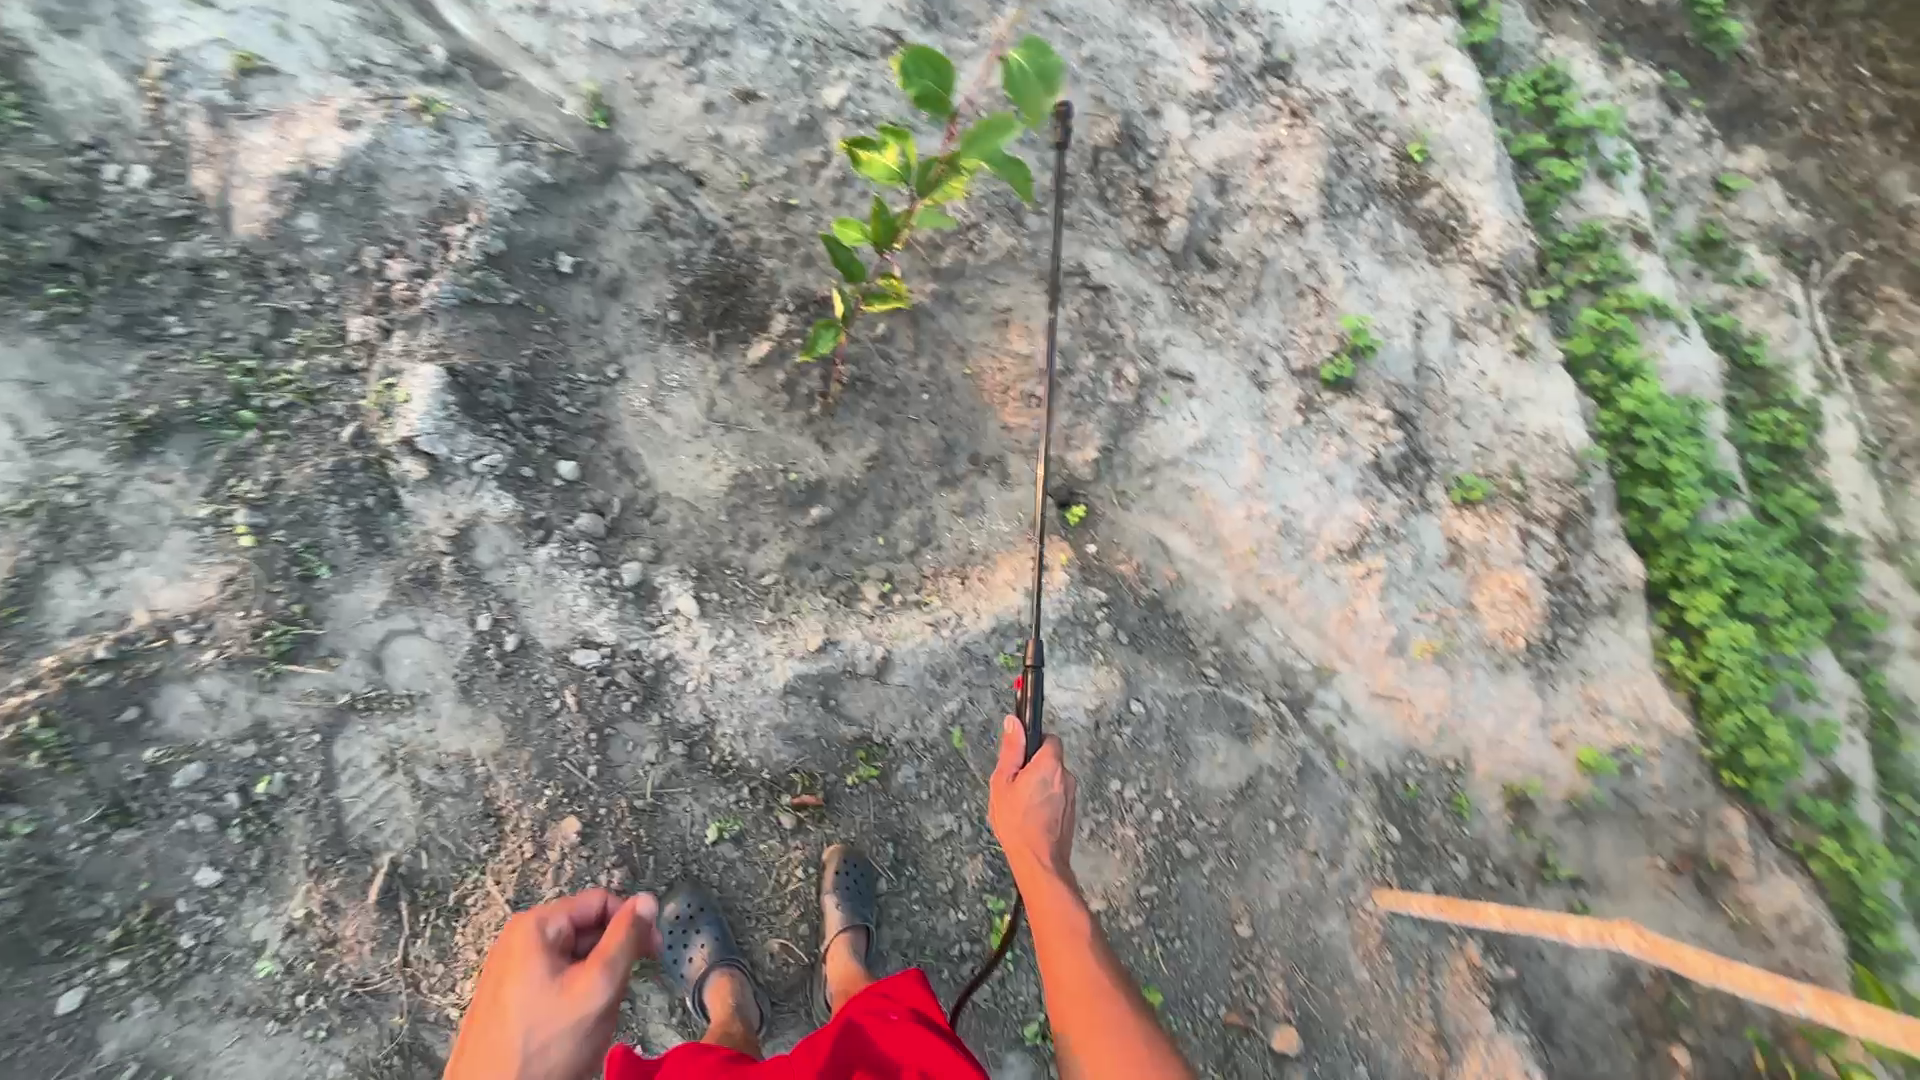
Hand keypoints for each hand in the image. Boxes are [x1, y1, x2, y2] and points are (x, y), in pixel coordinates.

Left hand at [444, 889, 661, 1079]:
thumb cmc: (546, 1046)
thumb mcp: (598, 986)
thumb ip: (627, 937)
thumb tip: (648, 898)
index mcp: (535, 926)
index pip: (601, 902)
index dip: (632, 923)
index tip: (653, 954)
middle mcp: (519, 940)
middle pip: (587, 929)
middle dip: (612, 957)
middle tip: (620, 992)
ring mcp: (511, 971)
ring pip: (575, 958)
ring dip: (596, 980)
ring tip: (595, 1015)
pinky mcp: (509, 999)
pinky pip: (556, 981)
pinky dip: (575, 997)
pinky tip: (575, 1027)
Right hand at [988, 714, 1077, 887]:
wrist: (1038, 861)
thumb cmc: (1016, 821)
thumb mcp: (1003, 781)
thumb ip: (1011, 750)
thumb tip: (1014, 722)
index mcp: (1050, 764)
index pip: (1050, 738)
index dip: (1035, 743)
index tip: (1021, 757)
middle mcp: (1066, 776)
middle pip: (1051, 760)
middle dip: (1034, 767)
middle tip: (1015, 785)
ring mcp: (1071, 796)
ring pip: (1054, 780)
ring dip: (1040, 786)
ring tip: (1021, 804)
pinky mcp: (1071, 812)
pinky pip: (1057, 797)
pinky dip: (1046, 801)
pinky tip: (1031, 816)